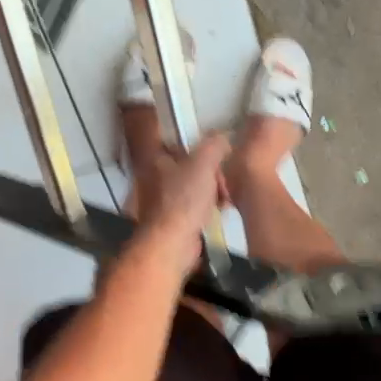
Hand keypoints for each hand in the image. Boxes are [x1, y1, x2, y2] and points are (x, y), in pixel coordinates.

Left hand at [135, 133, 230, 269]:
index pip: (177, 139)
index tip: (217, 148)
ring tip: (226, 197)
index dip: (198, 141)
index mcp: (156, 158)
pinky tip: (220, 209)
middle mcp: (155, 175)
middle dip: (212, 170)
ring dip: (214, 188)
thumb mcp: (204, 163)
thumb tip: (223, 137)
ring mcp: (163, 198)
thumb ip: (215, 145)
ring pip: (195, 183)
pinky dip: (209, 204)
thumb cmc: (184, 199)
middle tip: (224, 179)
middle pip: (190, 162)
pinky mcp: (173, 217)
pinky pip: (195, 202)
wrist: (173, 243)